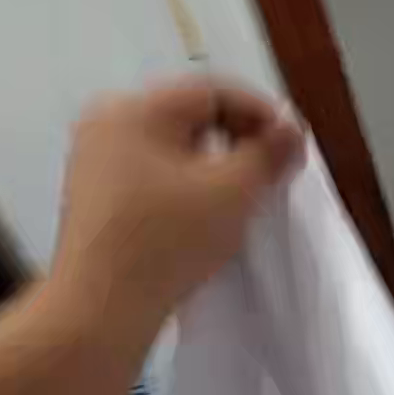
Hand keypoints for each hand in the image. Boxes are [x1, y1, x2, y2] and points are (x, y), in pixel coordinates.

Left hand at [48, 81, 305, 331]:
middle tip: (277, 170)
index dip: (262, 111)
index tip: (295, 146)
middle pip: (192, 114)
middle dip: (242, 137)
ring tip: (250, 193)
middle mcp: (108, 122)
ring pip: (177, 144)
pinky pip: (159, 170)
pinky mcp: (100, 193)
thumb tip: (292, 127)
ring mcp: (98, 158)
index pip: (212, 90)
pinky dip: (193, 180)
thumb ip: (268, 153)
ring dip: (220, 161)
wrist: (104, 304)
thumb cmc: (170, 239)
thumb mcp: (232, 192)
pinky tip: (212, 210)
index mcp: (135, 110)